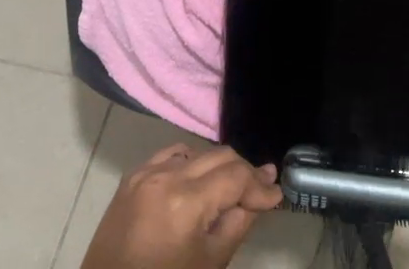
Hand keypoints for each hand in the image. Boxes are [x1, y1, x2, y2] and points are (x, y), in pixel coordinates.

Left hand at [79, 143, 284, 268]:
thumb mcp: (210, 261)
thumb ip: (238, 223)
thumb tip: (259, 196)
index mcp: (186, 201)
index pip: (236, 177)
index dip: (260, 186)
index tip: (276, 195)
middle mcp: (166, 176)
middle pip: (219, 156)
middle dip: (244, 172)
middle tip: (262, 188)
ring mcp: (145, 173)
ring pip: (197, 152)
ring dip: (218, 166)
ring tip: (232, 186)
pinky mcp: (131, 177)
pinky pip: (170, 155)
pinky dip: (191, 163)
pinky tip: (199, 178)